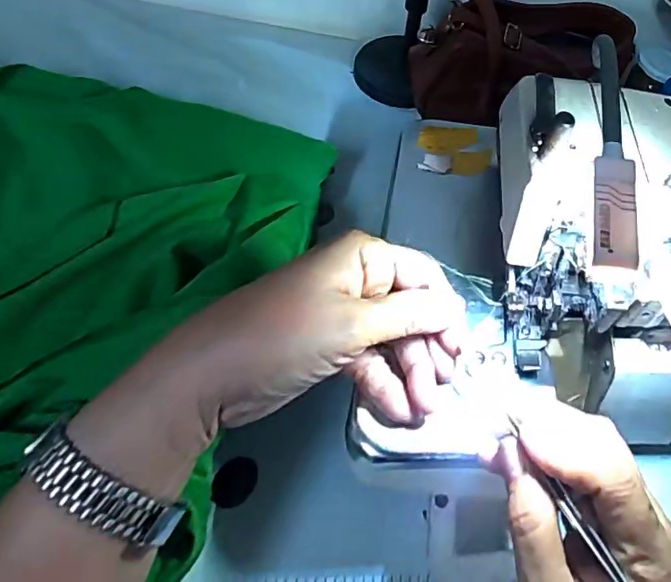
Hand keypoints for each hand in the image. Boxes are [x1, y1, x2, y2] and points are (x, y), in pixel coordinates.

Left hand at [145, 230, 468, 434]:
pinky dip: (384, 385)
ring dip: (410, 375)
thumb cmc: (286, 334)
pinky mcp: (332, 347)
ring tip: (425, 412)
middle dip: (427, 352)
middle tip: (443, 389)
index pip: (422, 275)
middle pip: (411, 312)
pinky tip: (399, 413)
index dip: (445, 310)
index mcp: (365, 257)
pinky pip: (370, 362)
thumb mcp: (353, 324)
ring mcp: (345, 316)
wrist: (209, 379)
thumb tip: (455, 309)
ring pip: (393, 341)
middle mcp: (360, 280)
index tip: (461, 348)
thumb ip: (410, 316)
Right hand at [493, 399, 670, 581]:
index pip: (616, 474)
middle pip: (607, 449)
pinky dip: (550, 455)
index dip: (567, 446)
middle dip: (552, 429)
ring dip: (547, 434)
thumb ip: (537, 540)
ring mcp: (640, 512)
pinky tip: (521, 452)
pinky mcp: (618, 511)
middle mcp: (655, 519)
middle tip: (502, 422)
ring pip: (596, 448)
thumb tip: (512, 465)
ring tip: (503, 435)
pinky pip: (585, 468)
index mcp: (655, 551)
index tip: (522, 434)